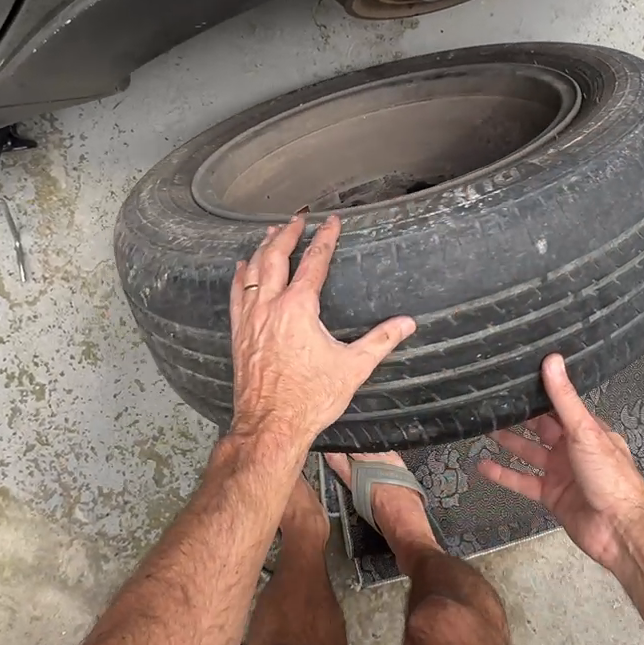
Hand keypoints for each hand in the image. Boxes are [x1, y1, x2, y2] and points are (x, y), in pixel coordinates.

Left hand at [227, 215, 415, 450]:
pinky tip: (241, 267)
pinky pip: (236, 295)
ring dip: (263, 248)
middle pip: (276, 257)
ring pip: (254, 271)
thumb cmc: (310, 398)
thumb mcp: (353, 368)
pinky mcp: (239, 333)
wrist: (271, 425)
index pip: (314, 262)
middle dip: (288, 233)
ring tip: (271, 232)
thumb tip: (407, 323)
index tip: (332, 222)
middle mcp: (272, 306)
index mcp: (299, 308)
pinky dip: (240, 276)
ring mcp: (251, 319)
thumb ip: (381, 341)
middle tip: (298, 218)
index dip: (325, 238)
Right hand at [477, 354, 643, 577]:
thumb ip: (564, 398)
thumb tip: (552, 359)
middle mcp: (572, 448)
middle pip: (539, 427)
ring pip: (528, 452)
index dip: (538, 391)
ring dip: (507, 441)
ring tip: (482, 426)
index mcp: (585, 430)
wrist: (620, 530)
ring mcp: (560, 472)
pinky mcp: (550, 495)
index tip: (514, 377)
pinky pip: (522, 481)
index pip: (557, 405)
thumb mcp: (585, 431)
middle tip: (492, 399)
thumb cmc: (610, 476)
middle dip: (518, 415)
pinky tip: (483, 466)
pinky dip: (503, 474)